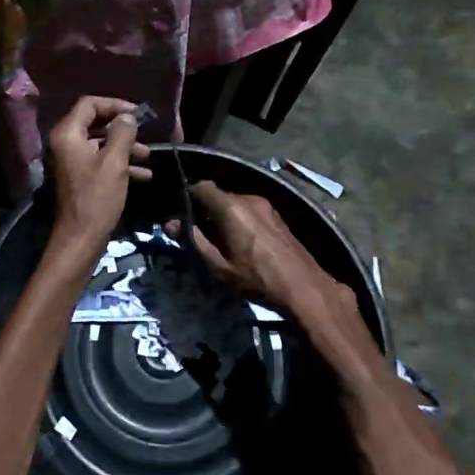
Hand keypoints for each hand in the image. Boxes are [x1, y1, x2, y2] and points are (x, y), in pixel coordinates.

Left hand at [48, 96, 151, 251]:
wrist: (80, 237)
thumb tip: (127, 117)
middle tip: (145, 134)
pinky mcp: (77, 177)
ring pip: (99, 143)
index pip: (89, 104)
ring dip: (124, 147)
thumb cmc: (97, 198)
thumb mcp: (115, 162)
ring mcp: (69, 161)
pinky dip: (118, 163)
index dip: (115, 105)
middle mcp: (64, 143)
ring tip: (148, 156)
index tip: (139, 114)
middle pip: (94, 122)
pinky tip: (142, 174)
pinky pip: (98, 161)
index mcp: (67, 134)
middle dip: (122, 128)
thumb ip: (122, 134)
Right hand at [172, 181, 354, 320]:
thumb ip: (194, 241)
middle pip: (217, 195)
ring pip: (233, 203)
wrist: (303, 287)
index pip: (201, 187)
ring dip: (221, 216)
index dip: (187, 199)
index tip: (180, 217)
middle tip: (195, 234)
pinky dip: (237, 219)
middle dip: (203, 210)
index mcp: (231, 207)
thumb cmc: (257, 278)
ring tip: (217, 241)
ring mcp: (265, 206)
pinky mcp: (276, 215)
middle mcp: (248, 199)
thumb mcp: (218, 266)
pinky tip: (238, 242)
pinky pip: (248, 209)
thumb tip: (171, 224)